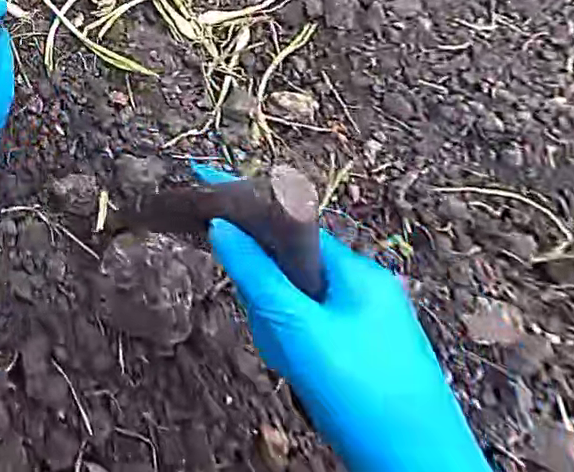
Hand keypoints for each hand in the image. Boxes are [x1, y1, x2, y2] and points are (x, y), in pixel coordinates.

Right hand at [197, 167, 489, 471]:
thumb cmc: (366, 398)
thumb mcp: (298, 330)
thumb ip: (256, 274)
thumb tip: (220, 226)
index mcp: (357, 271)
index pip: (289, 221)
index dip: (245, 203)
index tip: (203, 174)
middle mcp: (366, 288)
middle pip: (289, 266)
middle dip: (268, 298)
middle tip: (273, 336)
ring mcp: (370, 321)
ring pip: (298, 301)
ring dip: (282, 329)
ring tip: (294, 366)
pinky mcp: (368, 352)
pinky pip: (313, 328)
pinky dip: (298, 345)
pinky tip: (305, 376)